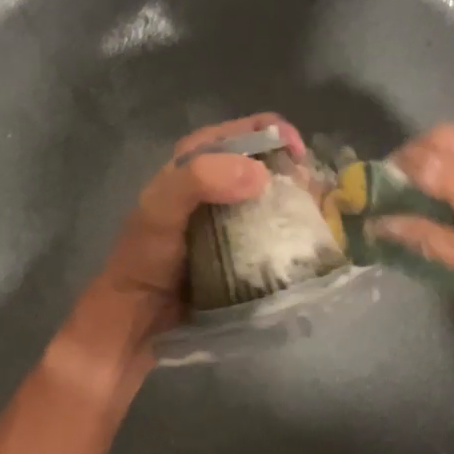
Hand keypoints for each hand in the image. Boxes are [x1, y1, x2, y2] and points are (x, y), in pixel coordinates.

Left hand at [54, 114, 303, 381]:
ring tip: (316, 215)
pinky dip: (294, 232)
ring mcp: (231, 221)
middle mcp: (215, 187)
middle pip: (265, 164)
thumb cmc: (145, 259)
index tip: (298, 154)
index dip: (274, 133)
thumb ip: (200, 180)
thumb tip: (261, 175)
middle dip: (292, 170)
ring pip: (274, 198)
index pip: (241, 133)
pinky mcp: (242, 252)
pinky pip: (275, 232)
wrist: (138, 319)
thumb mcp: (161, 209)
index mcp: (193, 164)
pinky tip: (308, 240)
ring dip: (298, 201)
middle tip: (310, 190)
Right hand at [372, 123, 453, 361]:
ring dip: (435, 154)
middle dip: (413, 152)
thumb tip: (386, 223)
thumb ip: (436, 242)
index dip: (396, 168)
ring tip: (412, 191)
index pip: (432, 161)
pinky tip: (446, 199)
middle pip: (449, 137)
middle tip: (389, 185)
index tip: (369, 187)